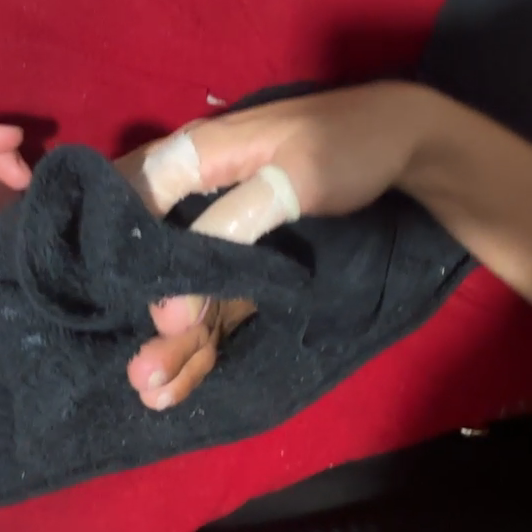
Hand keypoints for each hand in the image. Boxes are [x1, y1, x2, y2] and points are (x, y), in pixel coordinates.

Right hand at [114, 82, 444, 408]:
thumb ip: (229, 227)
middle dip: (143, 304)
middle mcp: (196, 186)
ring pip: (181, 272)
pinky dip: (203, 321)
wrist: (408, 147)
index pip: (130, 202)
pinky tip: (190, 369)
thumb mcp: (293, 179)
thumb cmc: (347, 147)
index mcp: (197, 154)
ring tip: (154, 385)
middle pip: (150, 247)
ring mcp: (222, 216)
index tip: (123, 311)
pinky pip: (214, 281)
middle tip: (140, 371)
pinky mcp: (247, 240)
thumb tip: (170, 301)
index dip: (123, 255)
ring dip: (171, 324)